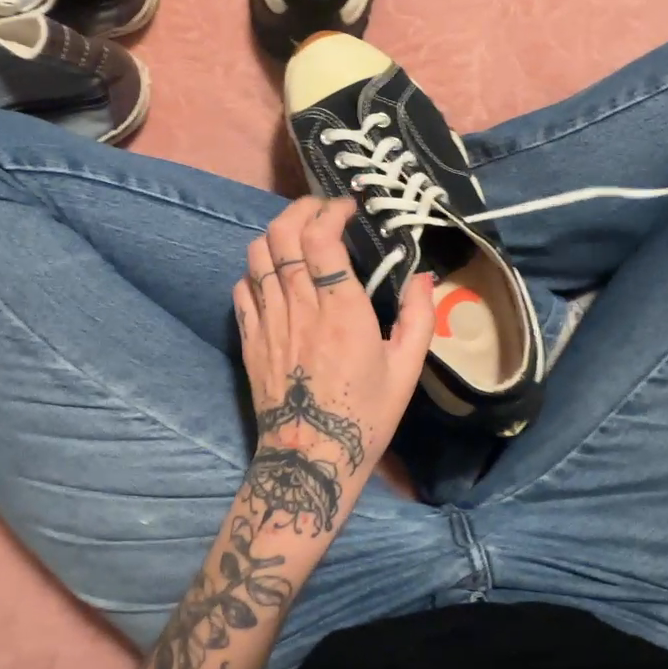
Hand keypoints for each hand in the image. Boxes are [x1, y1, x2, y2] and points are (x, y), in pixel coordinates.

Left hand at [232, 197, 434, 537]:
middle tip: (321, 210)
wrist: (310, 460)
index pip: (321, 239)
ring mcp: (269, 322)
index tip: (347, 208)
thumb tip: (424, 275)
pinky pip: (242, 288)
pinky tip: (274, 274)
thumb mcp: (407, 370)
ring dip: (276, 234)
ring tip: (297, 235)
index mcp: (342, 312)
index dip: (330, 211)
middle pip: (282, 236)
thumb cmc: (365, 416)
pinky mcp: (250, 339)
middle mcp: (300, 308)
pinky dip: (255, 269)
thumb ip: (419, 317)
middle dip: (300, 210)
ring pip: (257, 256)